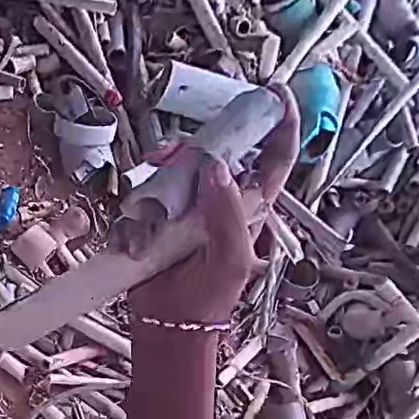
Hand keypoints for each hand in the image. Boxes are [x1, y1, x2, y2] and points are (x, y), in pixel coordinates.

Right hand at [130, 84, 300, 323]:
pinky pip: (150, 193)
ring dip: (162, 175)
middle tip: (173, 152)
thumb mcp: (230, 261)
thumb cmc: (206, 301)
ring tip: (150, 194)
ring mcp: (189, 209)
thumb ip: (228, 216)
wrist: (165, 325)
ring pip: (179, 170)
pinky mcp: (159, 217)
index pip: (274, 162)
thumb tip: (216, 168)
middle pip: (217, 155)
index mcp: (249, 212)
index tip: (275, 94)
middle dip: (197, 147)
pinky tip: (138, 221)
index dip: (279, 126)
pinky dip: (141, 201)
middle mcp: (220, 204)